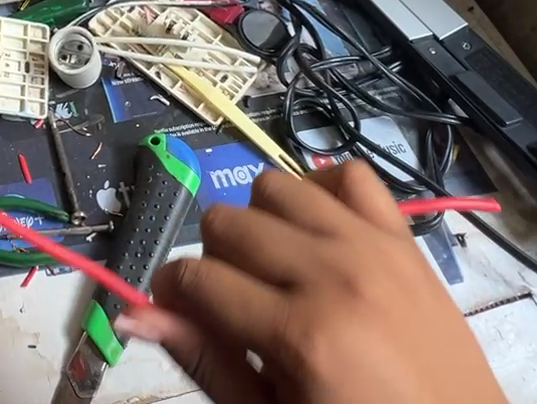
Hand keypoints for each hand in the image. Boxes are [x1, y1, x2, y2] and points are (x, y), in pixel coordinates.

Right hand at [116, 161, 507, 403]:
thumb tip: (132, 315)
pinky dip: (323, 194)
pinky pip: (349, 175)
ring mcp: (374, 247)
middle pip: (226, 222)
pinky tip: (321, 237)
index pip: (197, 279)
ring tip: (279, 272)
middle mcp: (333, 275)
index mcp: (302, 335)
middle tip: (237, 307)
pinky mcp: (404, 237)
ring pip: (273, 185)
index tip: (173, 309)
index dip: (169, 292)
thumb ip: (204, 360)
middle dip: (213, 262)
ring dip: (261, 224)